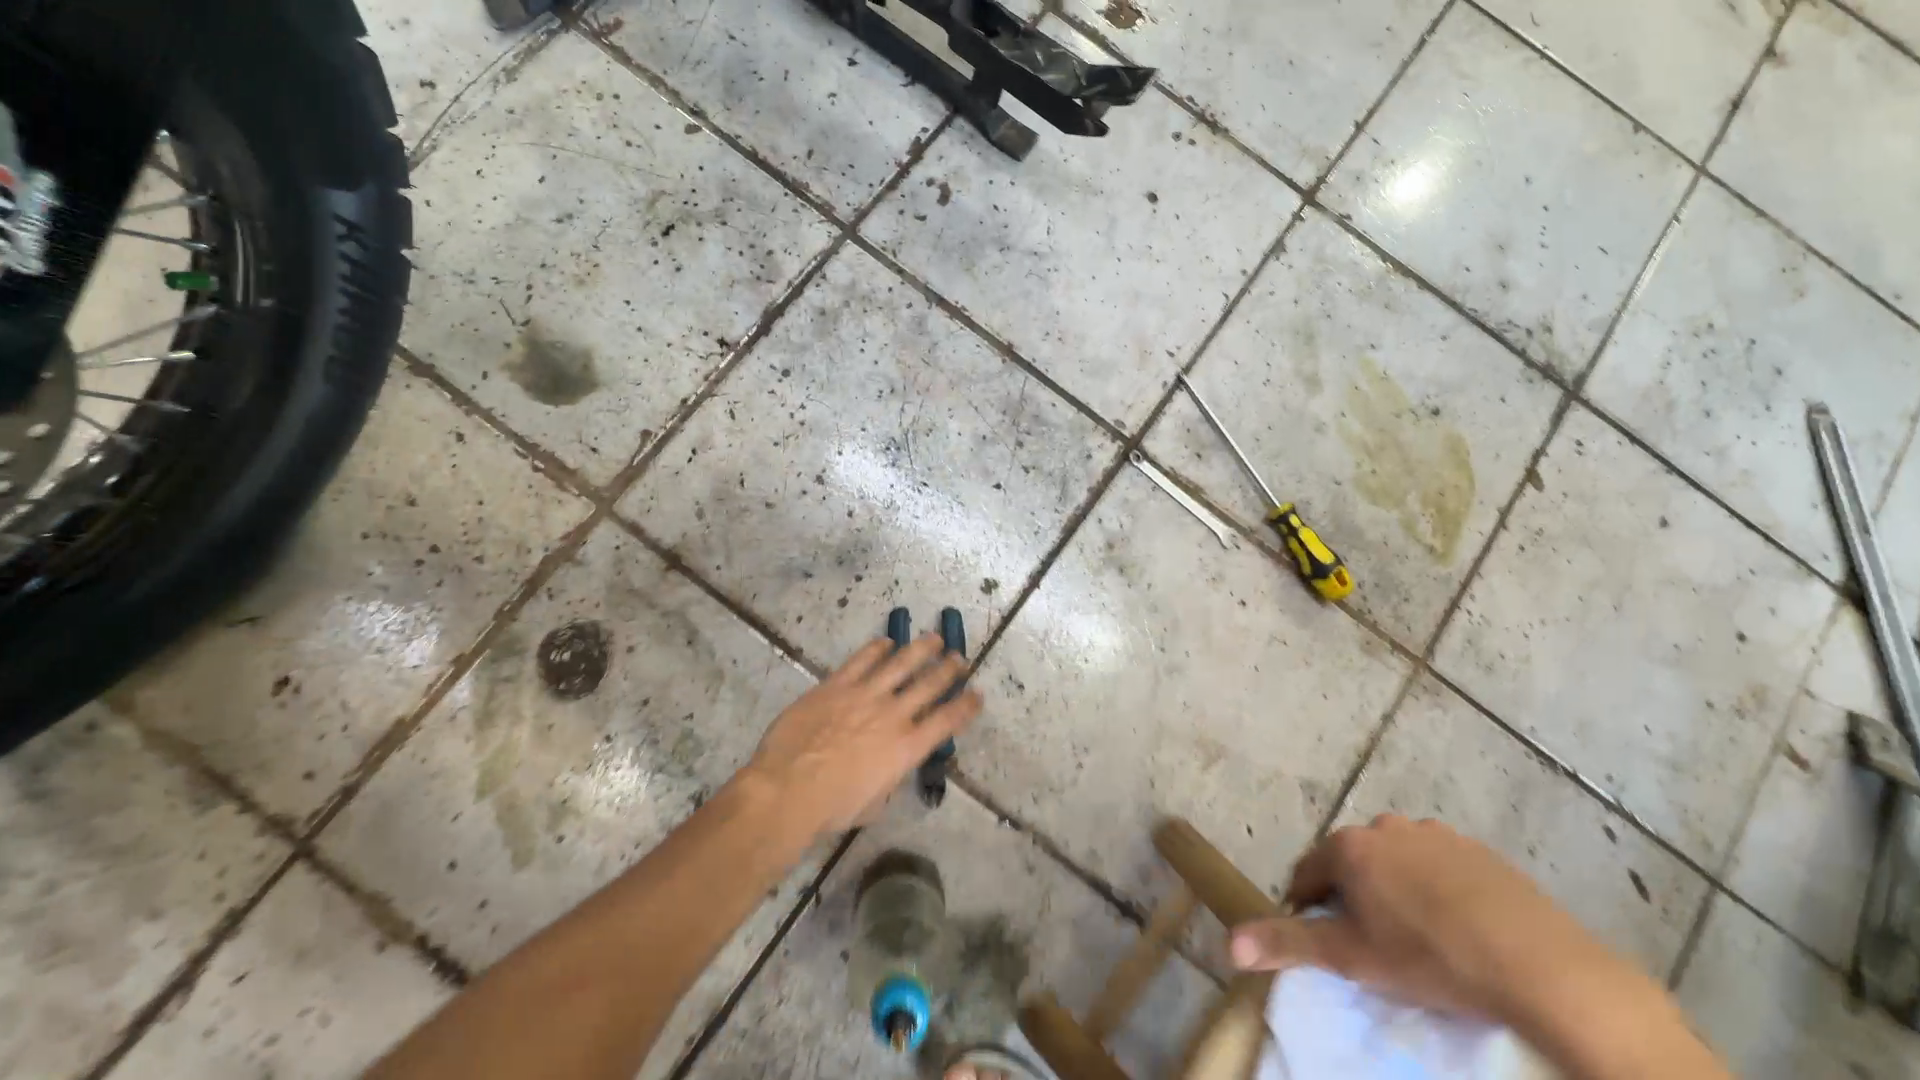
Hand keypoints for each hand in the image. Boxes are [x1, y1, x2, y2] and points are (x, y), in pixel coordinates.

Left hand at [741, 634, 979, 837]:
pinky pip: (862, 661)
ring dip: (920, 650)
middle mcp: (893, 715)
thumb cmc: (832, 807)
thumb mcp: (875, 803)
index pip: (947, 721)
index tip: (977, 694)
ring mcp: (864, 695)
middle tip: (960, 659)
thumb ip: (888, 780)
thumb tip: (888, 770)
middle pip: (930, 685)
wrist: (789, 788)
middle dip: (949, 670)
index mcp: (907, 748)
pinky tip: (886, 642)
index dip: (966, 706)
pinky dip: (877, 649)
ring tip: (934, 639)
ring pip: (900, 664)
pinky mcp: (836, 685)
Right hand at [1227, 814, 1618, 1022]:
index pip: (1306, 872)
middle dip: (1351, 896)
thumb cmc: (1429, 958)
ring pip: (1396, 862)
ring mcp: (1437, 834)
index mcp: (1350, 847)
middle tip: (1371, 944)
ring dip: (1393, 890)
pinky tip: (1455, 927)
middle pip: (1351, 862)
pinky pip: (1438, 867)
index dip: (1307, 908)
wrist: (1539, 965)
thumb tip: (1229, 943)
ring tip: (1416, 938)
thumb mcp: (1350, 957)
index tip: (1326, 943)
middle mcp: (1387, 827)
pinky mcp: (1479, 851)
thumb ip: (1287, 942)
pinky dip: (1434, 890)